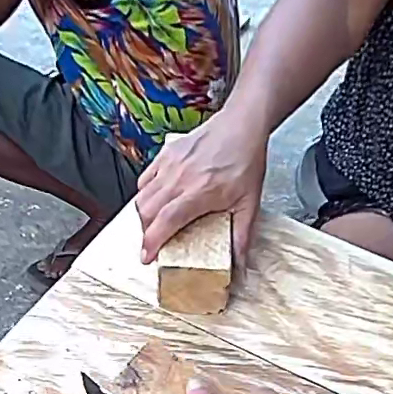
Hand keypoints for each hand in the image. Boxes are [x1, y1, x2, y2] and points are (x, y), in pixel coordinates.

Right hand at [135, 107, 267, 262]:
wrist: (242, 127)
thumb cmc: (246, 164)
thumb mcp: (249, 206)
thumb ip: (242, 238)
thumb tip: (240, 266)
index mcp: (198, 193)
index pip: (166, 221)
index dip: (152, 241)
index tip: (146, 257)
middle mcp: (179, 178)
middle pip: (147, 210)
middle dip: (145, 232)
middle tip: (151, 246)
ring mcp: (170, 163)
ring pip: (142, 194)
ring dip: (143, 215)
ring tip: (152, 227)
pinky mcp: (167, 153)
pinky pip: (146, 177)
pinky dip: (145, 193)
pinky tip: (154, 203)